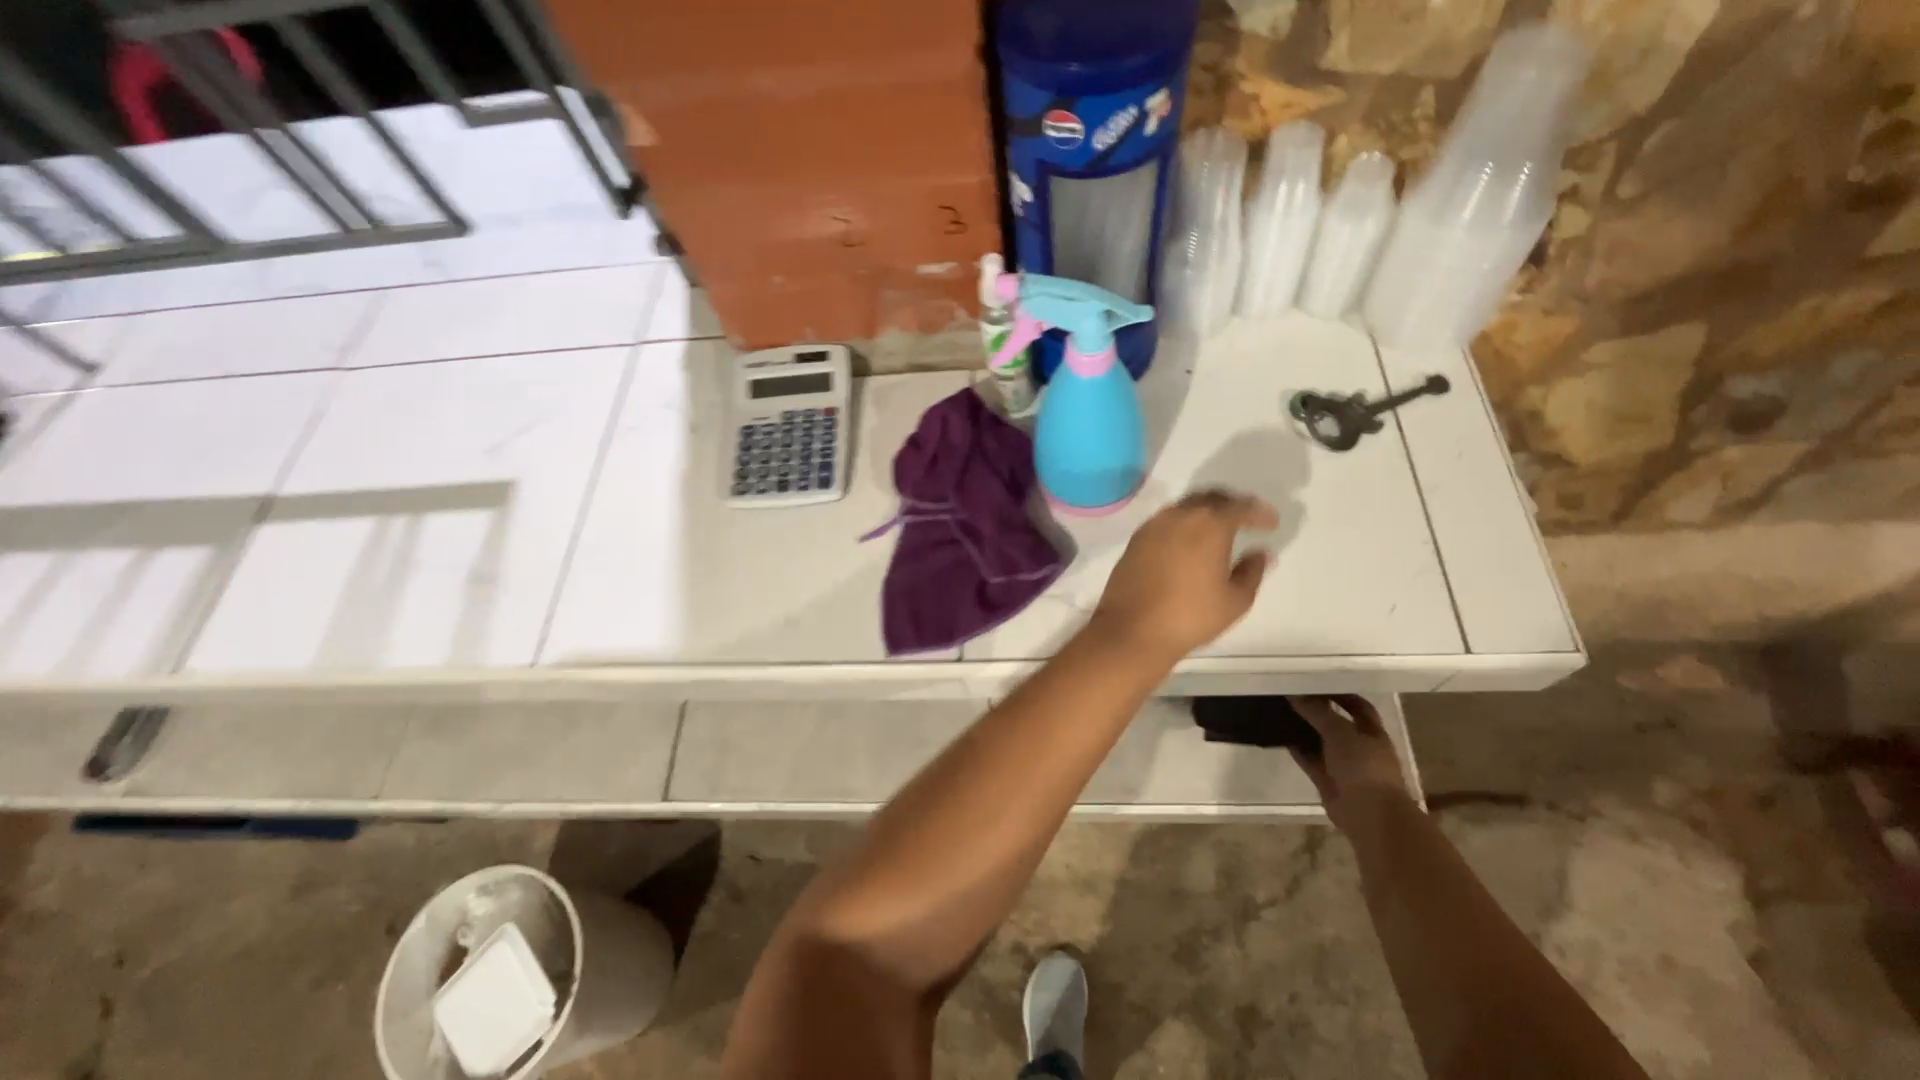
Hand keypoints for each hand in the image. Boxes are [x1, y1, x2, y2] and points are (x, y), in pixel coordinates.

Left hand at [1088, 490, 1277, 661]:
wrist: (1132, 630)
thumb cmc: (1190, 616)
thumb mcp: (1235, 600)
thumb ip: (1252, 571)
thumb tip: (1260, 553)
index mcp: (1210, 525)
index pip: (1240, 507)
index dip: (1259, 512)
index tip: (1271, 523)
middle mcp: (1180, 516)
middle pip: (1211, 498)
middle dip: (1232, 504)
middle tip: (1246, 518)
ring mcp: (1153, 526)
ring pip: (1185, 507)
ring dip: (1205, 511)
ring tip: (1218, 529)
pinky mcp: (1136, 540)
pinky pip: (1166, 521)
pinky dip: (1183, 523)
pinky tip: (1188, 541)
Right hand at [1289, 695, 1414, 834]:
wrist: (1368, 813)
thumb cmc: (1363, 766)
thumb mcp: (1341, 733)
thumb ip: (1318, 712)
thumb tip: (1296, 693)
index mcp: (1373, 732)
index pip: (1357, 706)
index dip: (1339, 694)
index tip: (1315, 683)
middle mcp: (1359, 747)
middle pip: (1336, 723)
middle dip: (1317, 711)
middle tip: (1293, 696)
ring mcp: (1343, 765)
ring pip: (1321, 742)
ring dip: (1304, 730)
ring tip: (1281, 712)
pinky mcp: (1327, 781)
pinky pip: (1310, 760)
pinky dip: (1297, 749)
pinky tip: (1280, 736)